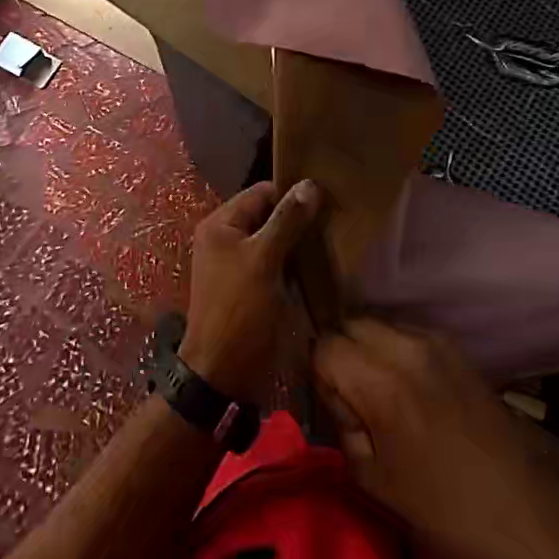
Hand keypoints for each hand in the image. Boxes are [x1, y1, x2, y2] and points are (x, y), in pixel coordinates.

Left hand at [178, 180, 322, 402]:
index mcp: (221, 224)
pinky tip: (324, 264)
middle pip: (270, 214)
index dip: (292, 194)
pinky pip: (279, 262)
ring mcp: (241, 264)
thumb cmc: (240, 312)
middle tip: (337, 221)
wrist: (224, 374)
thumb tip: (310, 184)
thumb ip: (287, 221)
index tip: (328, 201)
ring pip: (277, 239)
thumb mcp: (263, 261)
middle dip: (300, 218)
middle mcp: (228, 239)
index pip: (262, 192)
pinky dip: (298, 261)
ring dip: (302, 241)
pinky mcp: (255, 287)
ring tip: (336, 240)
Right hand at [315, 321, 558, 558]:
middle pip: (350, 323)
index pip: (325, 345)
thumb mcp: (369, 475)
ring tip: (385, 389)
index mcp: (381, 383)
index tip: (335, 401)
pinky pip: (408, 331)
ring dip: (370, 347)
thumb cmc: (437, 505)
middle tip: (356, 394)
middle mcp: (407, 347)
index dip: (321, 372)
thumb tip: (335, 389)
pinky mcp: (456, 346)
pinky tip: (412, 386)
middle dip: (343, 352)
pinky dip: (397, 349)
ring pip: (379, 323)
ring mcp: (436, 341)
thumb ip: (341, 421)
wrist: (518, 510)